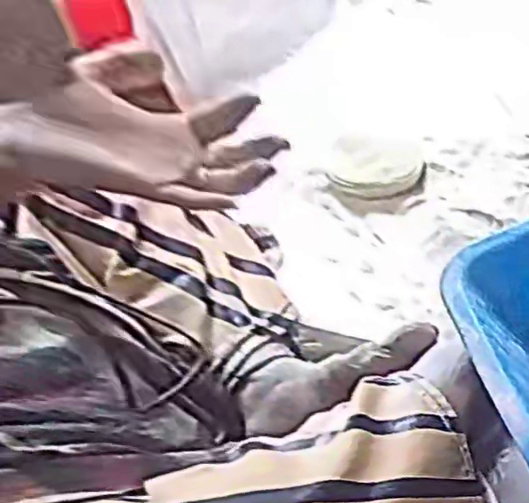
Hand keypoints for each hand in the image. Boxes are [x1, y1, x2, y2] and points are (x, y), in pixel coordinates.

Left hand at [1, 54, 285, 209]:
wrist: (21, 137)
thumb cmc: (54, 111)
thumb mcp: (85, 76)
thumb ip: (118, 65)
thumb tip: (154, 54)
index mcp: (170, 132)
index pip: (215, 122)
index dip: (235, 110)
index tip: (255, 97)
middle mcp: (179, 157)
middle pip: (234, 157)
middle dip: (260, 149)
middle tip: (282, 140)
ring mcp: (170, 175)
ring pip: (226, 182)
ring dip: (248, 177)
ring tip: (267, 166)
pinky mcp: (151, 188)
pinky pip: (191, 199)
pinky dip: (213, 202)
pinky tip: (232, 200)